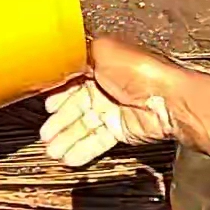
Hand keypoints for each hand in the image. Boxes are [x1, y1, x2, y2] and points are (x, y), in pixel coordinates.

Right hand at [40, 37, 209, 165]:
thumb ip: (78, 53)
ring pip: (84, 127)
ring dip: (66, 139)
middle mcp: (104, 87)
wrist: (165, 98)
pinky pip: (97, 141)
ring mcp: (112, 110)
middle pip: (74, 107)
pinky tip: (68, 159)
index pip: (70, 80)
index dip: (56, 93)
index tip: (44, 104)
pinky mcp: (121, 130)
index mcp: (99, 65)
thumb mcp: (102, 50)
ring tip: (51, 152)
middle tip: (43, 135)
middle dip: (58, 122)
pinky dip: (82, 150)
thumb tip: (59, 53)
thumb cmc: (136, 70)